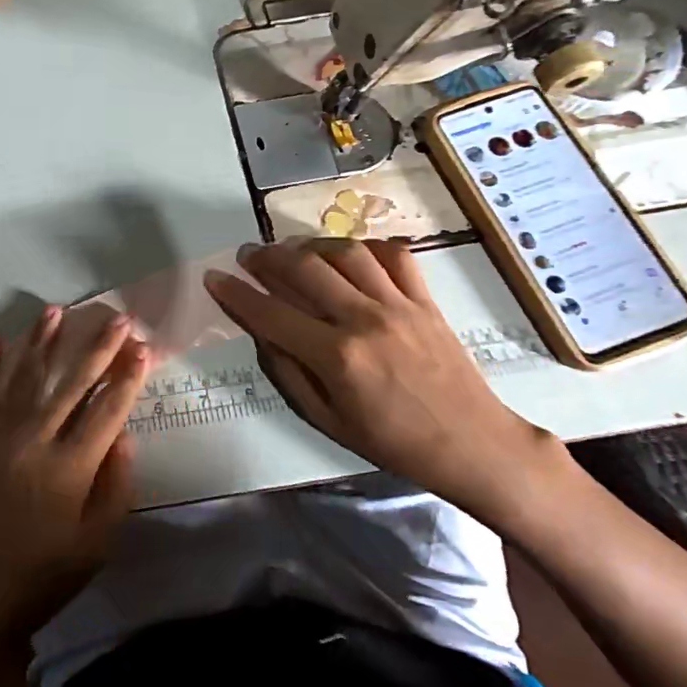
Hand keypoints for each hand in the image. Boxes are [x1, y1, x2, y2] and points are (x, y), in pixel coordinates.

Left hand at [0, 306, 150, 637]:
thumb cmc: (36, 580)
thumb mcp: (95, 547)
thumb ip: (116, 488)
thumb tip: (125, 437)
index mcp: (71, 469)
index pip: (109, 409)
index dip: (129, 376)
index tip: (144, 347)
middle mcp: (35, 443)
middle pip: (73, 384)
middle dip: (99, 348)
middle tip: (118, 318)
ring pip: (25, 379)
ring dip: (43, 342)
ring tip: (58, 310)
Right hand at [204, 238, 557, 513]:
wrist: (470, 441)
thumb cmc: (394, 442)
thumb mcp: (329, 422)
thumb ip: (290, 374)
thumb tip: (262, 333)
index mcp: (336, 357)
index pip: (272, 314)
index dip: (237, 294)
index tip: (216, 277)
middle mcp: (363, 320)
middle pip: (305, 270)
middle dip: (268, 257)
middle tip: (249, 255)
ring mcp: (398, 304)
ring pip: (345, 252)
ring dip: (311, 245)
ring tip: (293, 250)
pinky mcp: (424, 298)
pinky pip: (393, 255)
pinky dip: (365, 246)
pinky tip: (348, 253)